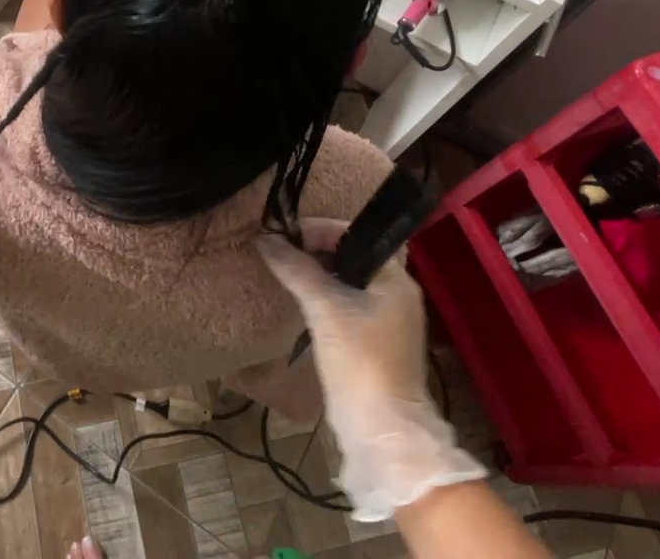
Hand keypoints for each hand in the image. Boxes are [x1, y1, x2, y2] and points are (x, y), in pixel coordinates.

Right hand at [259, 219, 485, 519]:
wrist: (382, 429)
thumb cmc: (359, 360)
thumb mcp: (325, 308)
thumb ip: (296, 270)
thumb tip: (264, 238)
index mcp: (394, 278)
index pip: (353, 235)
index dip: (316, 230)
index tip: (282, 234)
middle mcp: (396, 293)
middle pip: (349, 256)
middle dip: (313, 251)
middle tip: (277, 251)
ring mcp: (386, 319)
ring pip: (346, 281)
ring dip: (315, 275)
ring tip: (282, 271)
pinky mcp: (374, 342)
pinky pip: (345, 305)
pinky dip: (322, 297)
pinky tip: (298, 301)